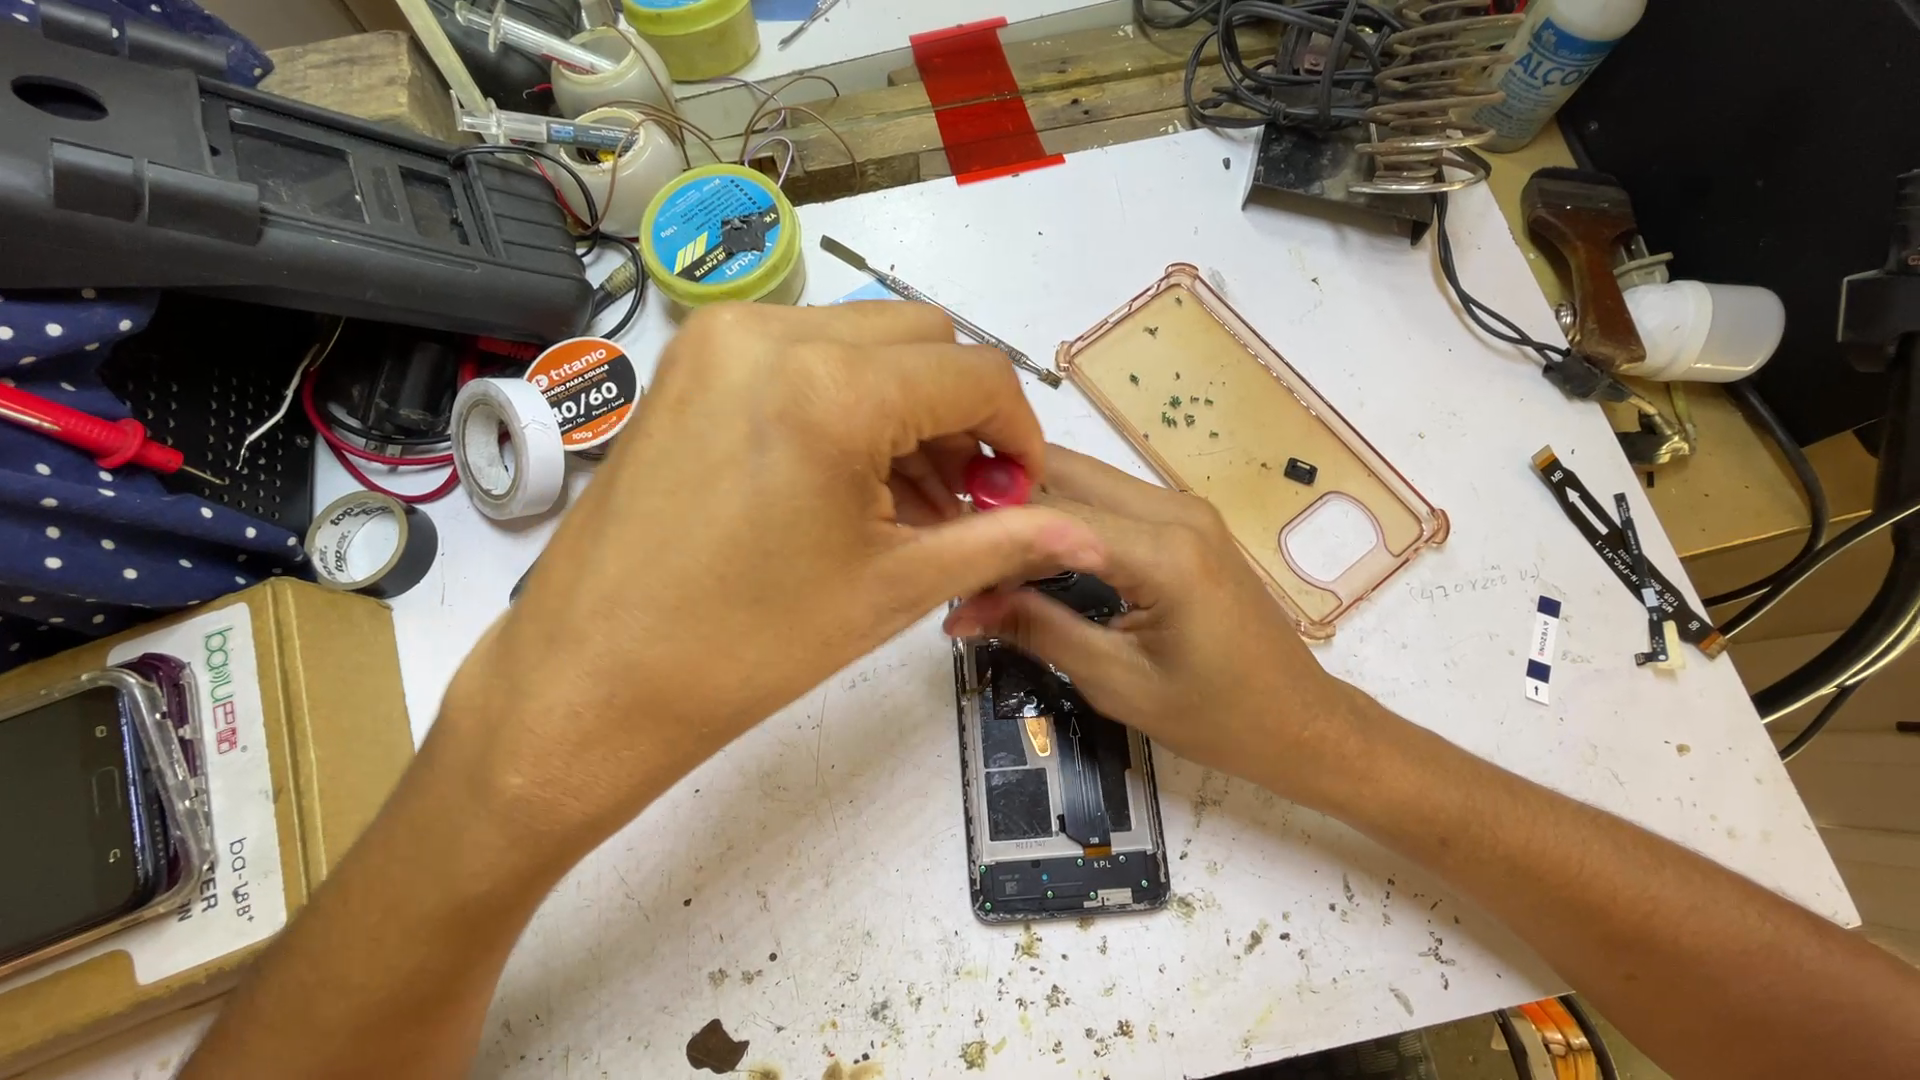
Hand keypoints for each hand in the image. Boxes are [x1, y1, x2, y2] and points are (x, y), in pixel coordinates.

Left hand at [435, 303, 1104, 860]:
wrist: (593, 679)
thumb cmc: (750, 646)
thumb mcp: (893, 589)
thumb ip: (1001, 542)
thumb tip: (1084, 534)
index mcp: (831, 388)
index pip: (973, 374)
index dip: (1017, 431)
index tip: (1020, 488)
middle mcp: (773, 332)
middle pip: (921, 338)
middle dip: (962, 411)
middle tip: (965, 495)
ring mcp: (721, 339)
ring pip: (862, 341)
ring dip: (906, 405)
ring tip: (910, 496)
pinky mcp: (690, 362)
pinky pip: (802, 355)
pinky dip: (847, 400)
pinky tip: (849, 474)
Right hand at [943, 447, 1379, 808]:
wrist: (1300, 722)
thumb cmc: (1216, 717)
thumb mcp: (1117, 683)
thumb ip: (1039, 630)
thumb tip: (962, 609)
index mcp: (1165, 551)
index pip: (1052, 516)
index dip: (988, 535)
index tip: (939, 559)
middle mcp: (1175, 509)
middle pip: (1064, 475)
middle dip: (1001, 504)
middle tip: (950, 546)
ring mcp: (1182, 509)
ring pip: (1082, 481)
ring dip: (1027, 510)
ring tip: (979, 555)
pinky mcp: (1182, 522)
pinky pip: (1106, 503)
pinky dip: (1060, 521)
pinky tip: (1026, 554)